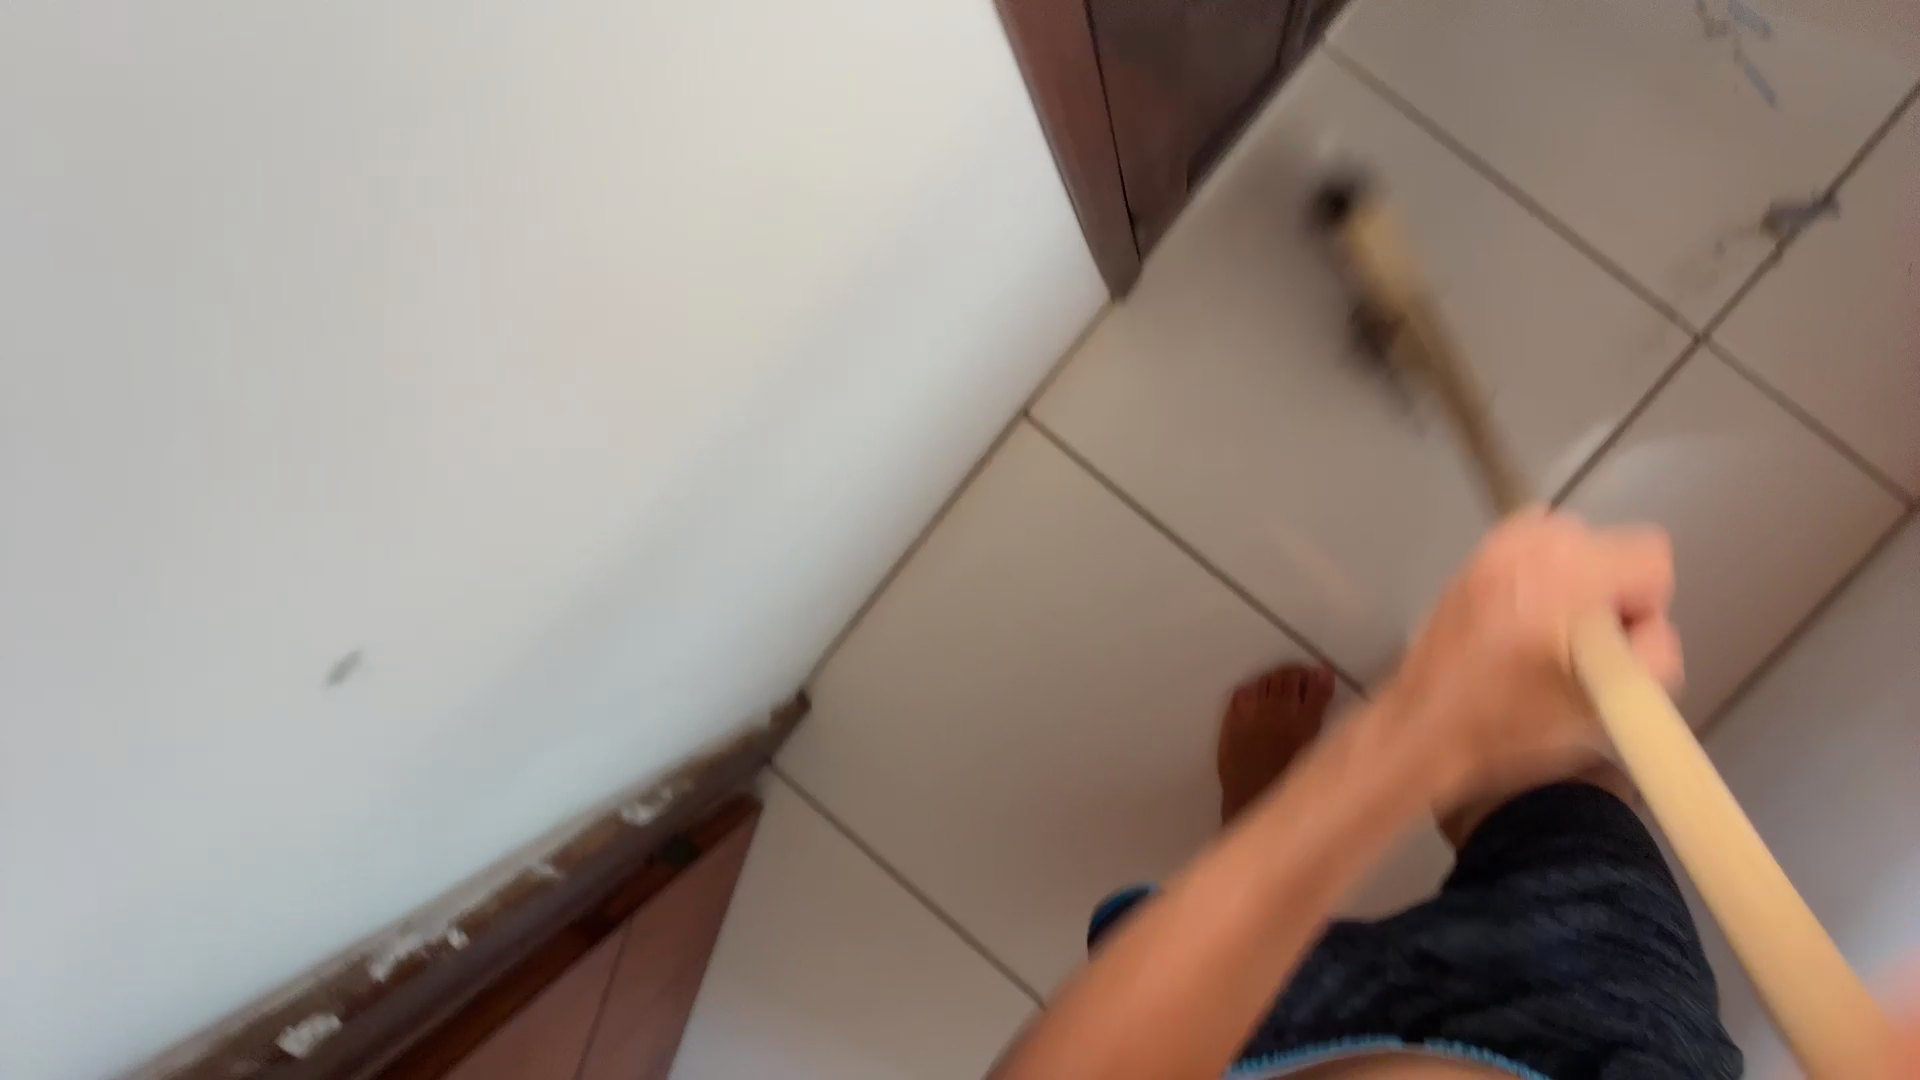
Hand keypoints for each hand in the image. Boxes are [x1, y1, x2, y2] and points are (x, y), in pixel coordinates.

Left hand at [1379, 508, 1680, 806]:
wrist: (1423, 726)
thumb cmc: (1515, 722)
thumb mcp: (1613, 700)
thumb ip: (1654, 653)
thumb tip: (1643, 629)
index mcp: (1565, 572)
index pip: (1650, 557)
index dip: (1644, 605)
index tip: (1615, 644)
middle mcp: (1521, 547)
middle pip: (1602, 544)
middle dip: (1607, 589)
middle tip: (1585, 642)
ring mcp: (1484, 555)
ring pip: (1559, 545)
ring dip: (1569, 582)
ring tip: (1550, 636)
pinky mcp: (1461, 571)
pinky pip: (1520, 557)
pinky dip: (1532, 581)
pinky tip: (1519, 627)